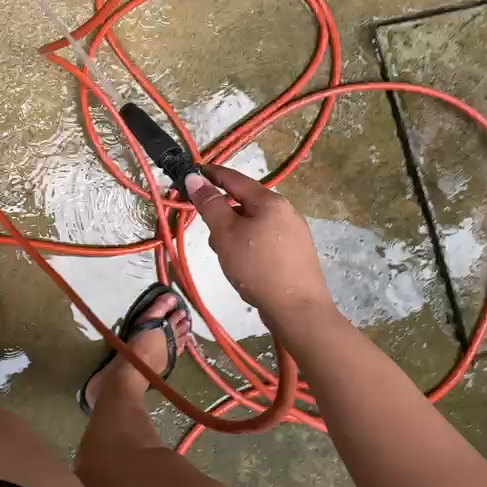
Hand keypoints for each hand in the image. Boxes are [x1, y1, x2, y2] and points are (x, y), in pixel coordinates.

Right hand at [184, 164, 337, 336]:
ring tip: (227, 257)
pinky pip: (264, 239)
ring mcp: (294, 233)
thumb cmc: (257, 267)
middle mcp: (286, 211)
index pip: (234, 178)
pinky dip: (248, 245)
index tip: (189, 176)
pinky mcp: (296, 254)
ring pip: (253, 223)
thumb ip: (209, 204)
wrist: (298, 311)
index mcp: (270, 201)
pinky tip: (244, 266)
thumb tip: (194, 178)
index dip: (210, 175)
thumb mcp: (226, 233)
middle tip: (209, 234)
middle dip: (222, 214)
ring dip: (234, 232)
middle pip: (244, 202)